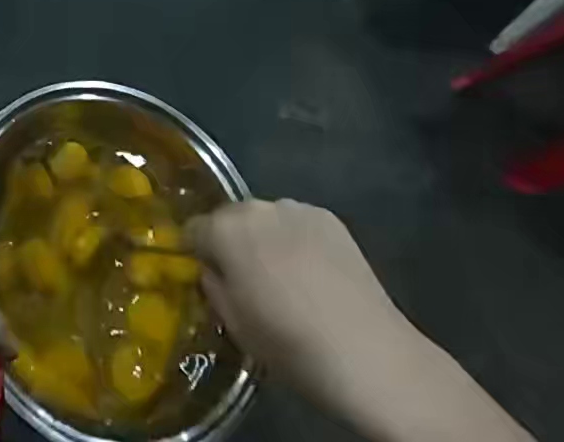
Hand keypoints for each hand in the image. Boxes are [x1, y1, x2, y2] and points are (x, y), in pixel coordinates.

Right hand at [187, 200, 532, 441]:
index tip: (211, 274)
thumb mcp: (233, 322)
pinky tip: (314, 270)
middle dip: (233, 240)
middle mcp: (254, 207)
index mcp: (223, 230)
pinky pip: (297, 222)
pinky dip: (298, 238)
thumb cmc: (290, 344)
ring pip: (265, 218)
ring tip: (287, 275)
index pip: (193, 228)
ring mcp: (294, 208)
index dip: (199, 252)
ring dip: (266, 237)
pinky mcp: (328, 217)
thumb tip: (213, 268)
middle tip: (250, 277)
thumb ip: (212, 283)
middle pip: (229, 218)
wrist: (370, 355)